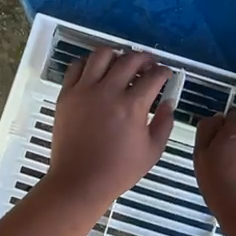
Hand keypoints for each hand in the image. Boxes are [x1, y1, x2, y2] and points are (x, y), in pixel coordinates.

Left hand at [43, 47, 176, 205]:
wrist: (79, 181)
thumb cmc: (118, 171)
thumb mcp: (152, 152)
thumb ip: (164, 123)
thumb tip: (168, 102)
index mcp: (132, 106)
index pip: (153, 76)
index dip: (163, 72)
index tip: (165, 74)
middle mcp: (108, 92)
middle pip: (130, 59)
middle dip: (144, 58)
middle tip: (148, 65)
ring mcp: (84, 91)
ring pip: (101, 55)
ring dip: (116, 54)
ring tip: (121, 62)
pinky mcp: (66, 95)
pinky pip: (76, 67)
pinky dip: (88, 63)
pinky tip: (96, 71)